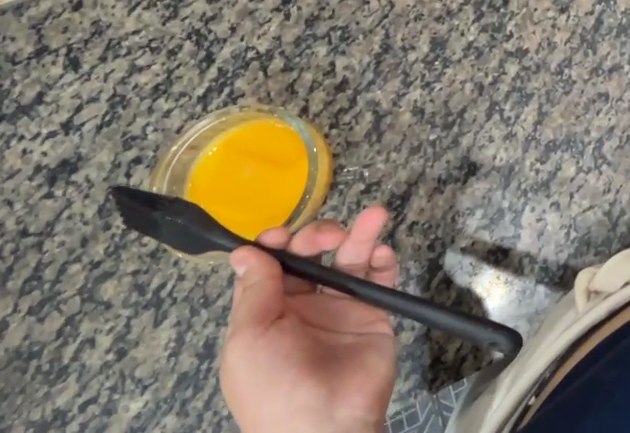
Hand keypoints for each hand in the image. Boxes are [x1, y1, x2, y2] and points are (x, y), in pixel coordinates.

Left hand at [220, 208, 400, 432]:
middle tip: (330, 235)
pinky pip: (381, 278)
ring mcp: (341, 307)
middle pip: (312, 256)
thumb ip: (255, 292)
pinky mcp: (375, 312)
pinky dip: (384, 259)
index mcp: (267, 314)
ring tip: (374, 217)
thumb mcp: (249, 341)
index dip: (274, 246)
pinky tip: (382, 251)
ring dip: (361, 234)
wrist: (327, 425)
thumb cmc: (275, 386)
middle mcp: (304, 306)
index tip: (281, 235)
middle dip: (319, 236)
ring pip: (350, 259)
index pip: (270, 267)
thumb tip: (246, 251)